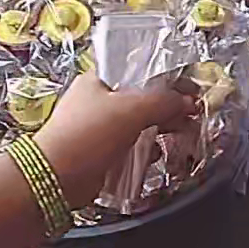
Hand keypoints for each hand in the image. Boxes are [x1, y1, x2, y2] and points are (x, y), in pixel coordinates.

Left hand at [35, 73, 195, 204]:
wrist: (57, 178)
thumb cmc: (89, 134)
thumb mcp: (131, 109)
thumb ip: (163, 101)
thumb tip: (188, 102)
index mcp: (99, 79)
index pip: (139, 70)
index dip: (166, 77)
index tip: (189, 89)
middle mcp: (98, 100)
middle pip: (142, 97)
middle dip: (167, 106)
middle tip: (191, 113)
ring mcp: (99, 127)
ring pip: (138, 123)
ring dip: (160, 128)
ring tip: (181, 133)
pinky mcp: (102, 152)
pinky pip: (131, 145)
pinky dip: (146, 149)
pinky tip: (157, 153)